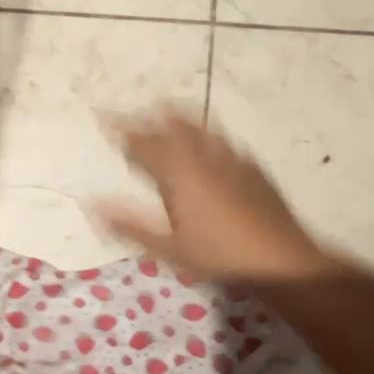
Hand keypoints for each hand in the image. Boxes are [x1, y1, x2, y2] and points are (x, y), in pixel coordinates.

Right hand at [93, 106, 339, 282]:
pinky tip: (208, 144)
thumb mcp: (167, 248)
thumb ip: (129, 224)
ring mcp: (231, 158)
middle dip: (148, 116)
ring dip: (177, 119)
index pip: (142, 142)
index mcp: (178, 173)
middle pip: (171, 126)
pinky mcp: (253, 167)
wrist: (281, 260)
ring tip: (165, 113)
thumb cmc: (219, 256)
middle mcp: (203, 157)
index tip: (102, 117)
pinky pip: (223, 140)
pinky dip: (205, 135)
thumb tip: (91, 205)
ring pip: (199, 127)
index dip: (120, 129)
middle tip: (132, 115)